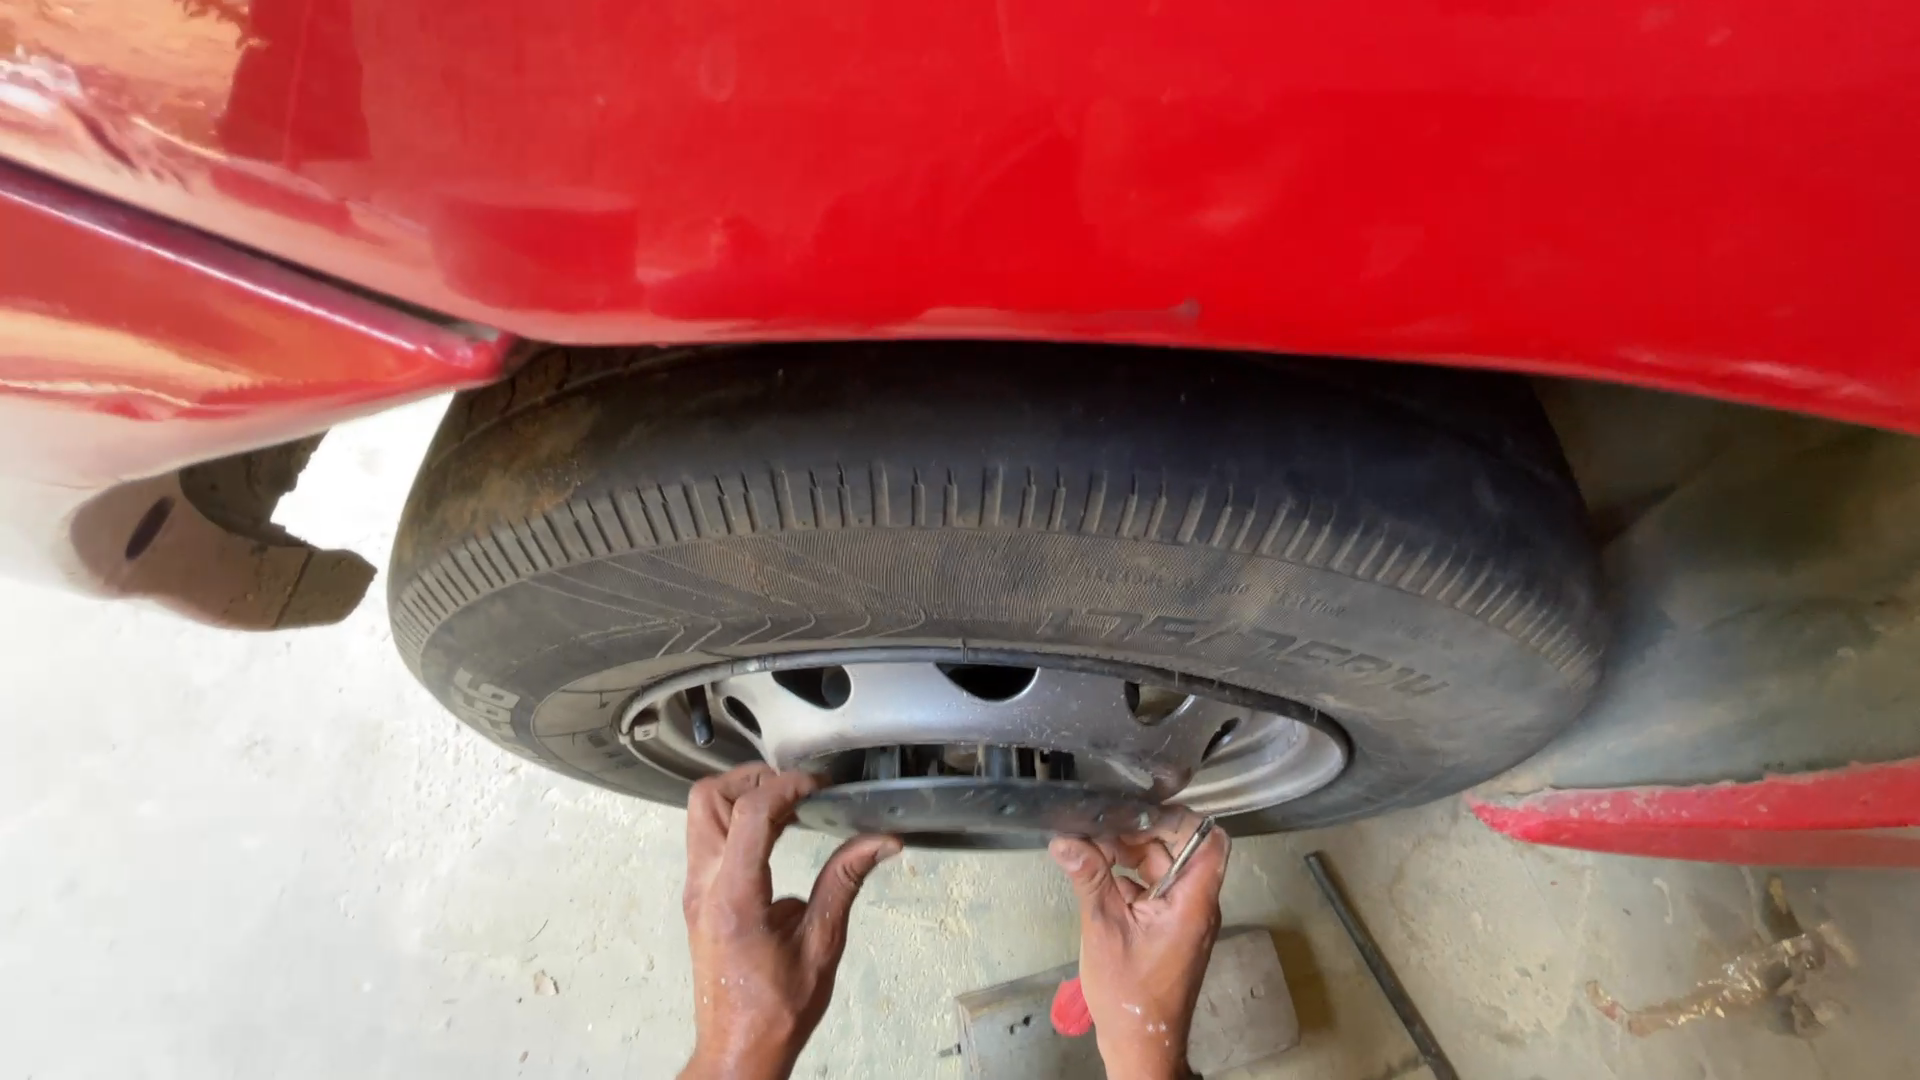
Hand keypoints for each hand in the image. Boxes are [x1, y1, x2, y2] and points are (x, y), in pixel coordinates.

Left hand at [678, 764, 901, 1079]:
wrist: (736, 1052)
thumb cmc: (777, 1009)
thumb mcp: (822, 945)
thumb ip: (845, 881)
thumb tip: (883, 841)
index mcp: (734, 897)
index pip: (750, 813)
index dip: (787, 785)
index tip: (820, 785)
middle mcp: (704, 886)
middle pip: (708, 797)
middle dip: (754, 779)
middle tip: (797, 789)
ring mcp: (695, 889)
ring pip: (701, 811)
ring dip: (743, 795)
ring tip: (790, 805)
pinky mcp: (698, 895)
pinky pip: (709, 834)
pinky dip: (740, 818)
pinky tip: (780, 831)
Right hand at [1049, 814, 1229, 1079]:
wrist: (1140, 1045)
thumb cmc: (1130, 995)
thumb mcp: (1104, 928)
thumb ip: (1089, 878)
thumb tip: (1064, 840)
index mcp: (1192, 901)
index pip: (1208, 841)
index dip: (1180, 818)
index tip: (1140, 810)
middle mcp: (1194, 903)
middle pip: (1179, 848)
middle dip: (1140, 833)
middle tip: (1101, 827)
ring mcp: (1181, 915)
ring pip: (1162, 865)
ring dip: (1128, 854)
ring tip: (1091, 848)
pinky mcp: (1167, 925)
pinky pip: (1151, 886)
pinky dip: (1126, 875)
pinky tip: (1096, 871)